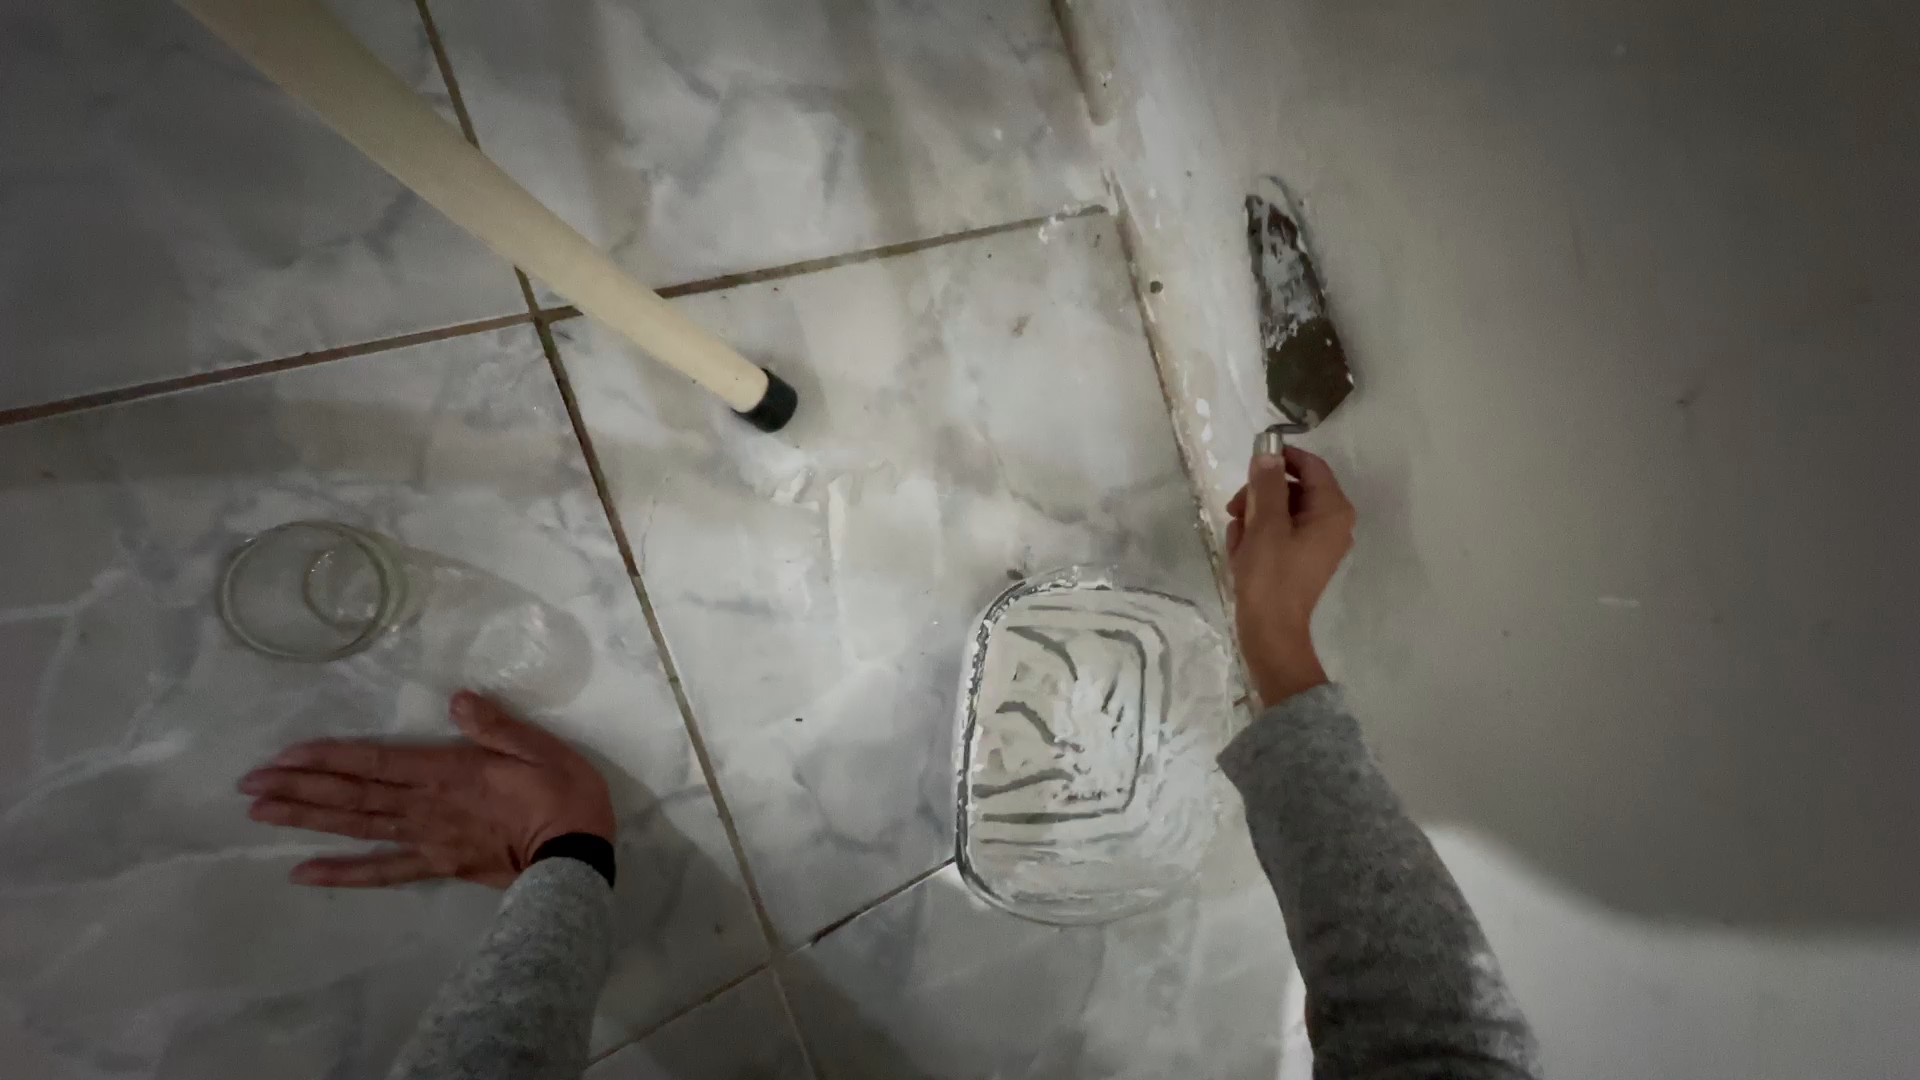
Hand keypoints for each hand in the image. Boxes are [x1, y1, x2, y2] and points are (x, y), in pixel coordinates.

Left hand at [238, 691, 615, 888]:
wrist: (573, 854)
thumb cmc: (563, 794)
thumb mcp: (542, 749)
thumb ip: (497, 727)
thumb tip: (456, 700)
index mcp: (452, 772)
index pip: (380, 762)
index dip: (331, 758)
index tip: (284, 756)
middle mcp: (428, 806)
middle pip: (357, 795)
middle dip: (301, 787)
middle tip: (249, 784)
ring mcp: (428, 839)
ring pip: (359, 827)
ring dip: (309, 820)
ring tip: (260, 814)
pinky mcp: (438, 865)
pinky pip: (383, 872)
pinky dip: (342, 873)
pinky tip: (304, 872)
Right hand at [1226, 445, 1355, 706]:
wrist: (1270, 631)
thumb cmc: (1270, 576)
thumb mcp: (1265, 525)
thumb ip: (1267, 485)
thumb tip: (1266, 453)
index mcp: (1332, 512)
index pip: (1311, 466)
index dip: (1280, 458)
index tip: (1249, 463)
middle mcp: (1332, 523)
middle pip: (1293, 488)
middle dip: (1260, 494)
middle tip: (1233, 509)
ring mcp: (1317, 543)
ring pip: (1280, 511)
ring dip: (1253, 517)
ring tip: (1236, 538)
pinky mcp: (1301, 559)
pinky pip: (1278, 532)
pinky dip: (1257, 536)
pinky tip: (1241, 552)